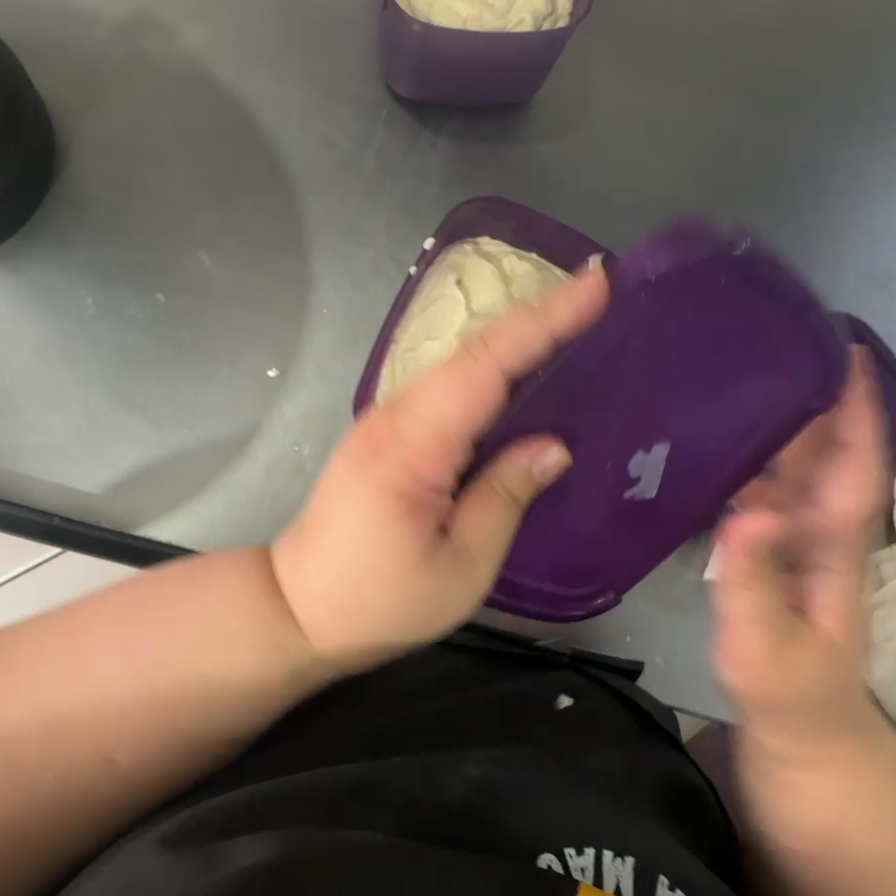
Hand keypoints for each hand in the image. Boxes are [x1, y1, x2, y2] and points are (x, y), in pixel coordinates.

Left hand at [270, 267, 609, 671]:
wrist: (297, 610)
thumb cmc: (379, 603)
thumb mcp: (459, 568)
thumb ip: (506, 499)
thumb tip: (554, 448)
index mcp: (412, 448)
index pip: (485, 367)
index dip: (543, 323)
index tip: (594, 285)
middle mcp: (392, 419)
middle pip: (470, 354)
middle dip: (536, 318)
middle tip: (598, 293)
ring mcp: (382, 423)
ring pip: (455, 367)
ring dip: (513, 340)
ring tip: (573, 322)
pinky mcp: (382, 437)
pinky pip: (443, 390)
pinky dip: (487, 372)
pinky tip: (520, 373)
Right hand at [711, 349, 891, 755]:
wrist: (804, 739)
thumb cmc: (788, 696)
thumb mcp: (763, 646)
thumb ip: (751, 582)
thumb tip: (747, 509)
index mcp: (833, 551)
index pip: (852, 470)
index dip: (854, 414)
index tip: (844, 354)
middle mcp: (822, 541)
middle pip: (825, 462)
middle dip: (812, 406)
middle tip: (771, 351)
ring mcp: (799, 554)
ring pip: (796, 480)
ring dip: (780, 433)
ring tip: (740, 389)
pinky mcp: (774, 568)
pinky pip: (766, 504)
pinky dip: (751, 473)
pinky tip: (720, 457)